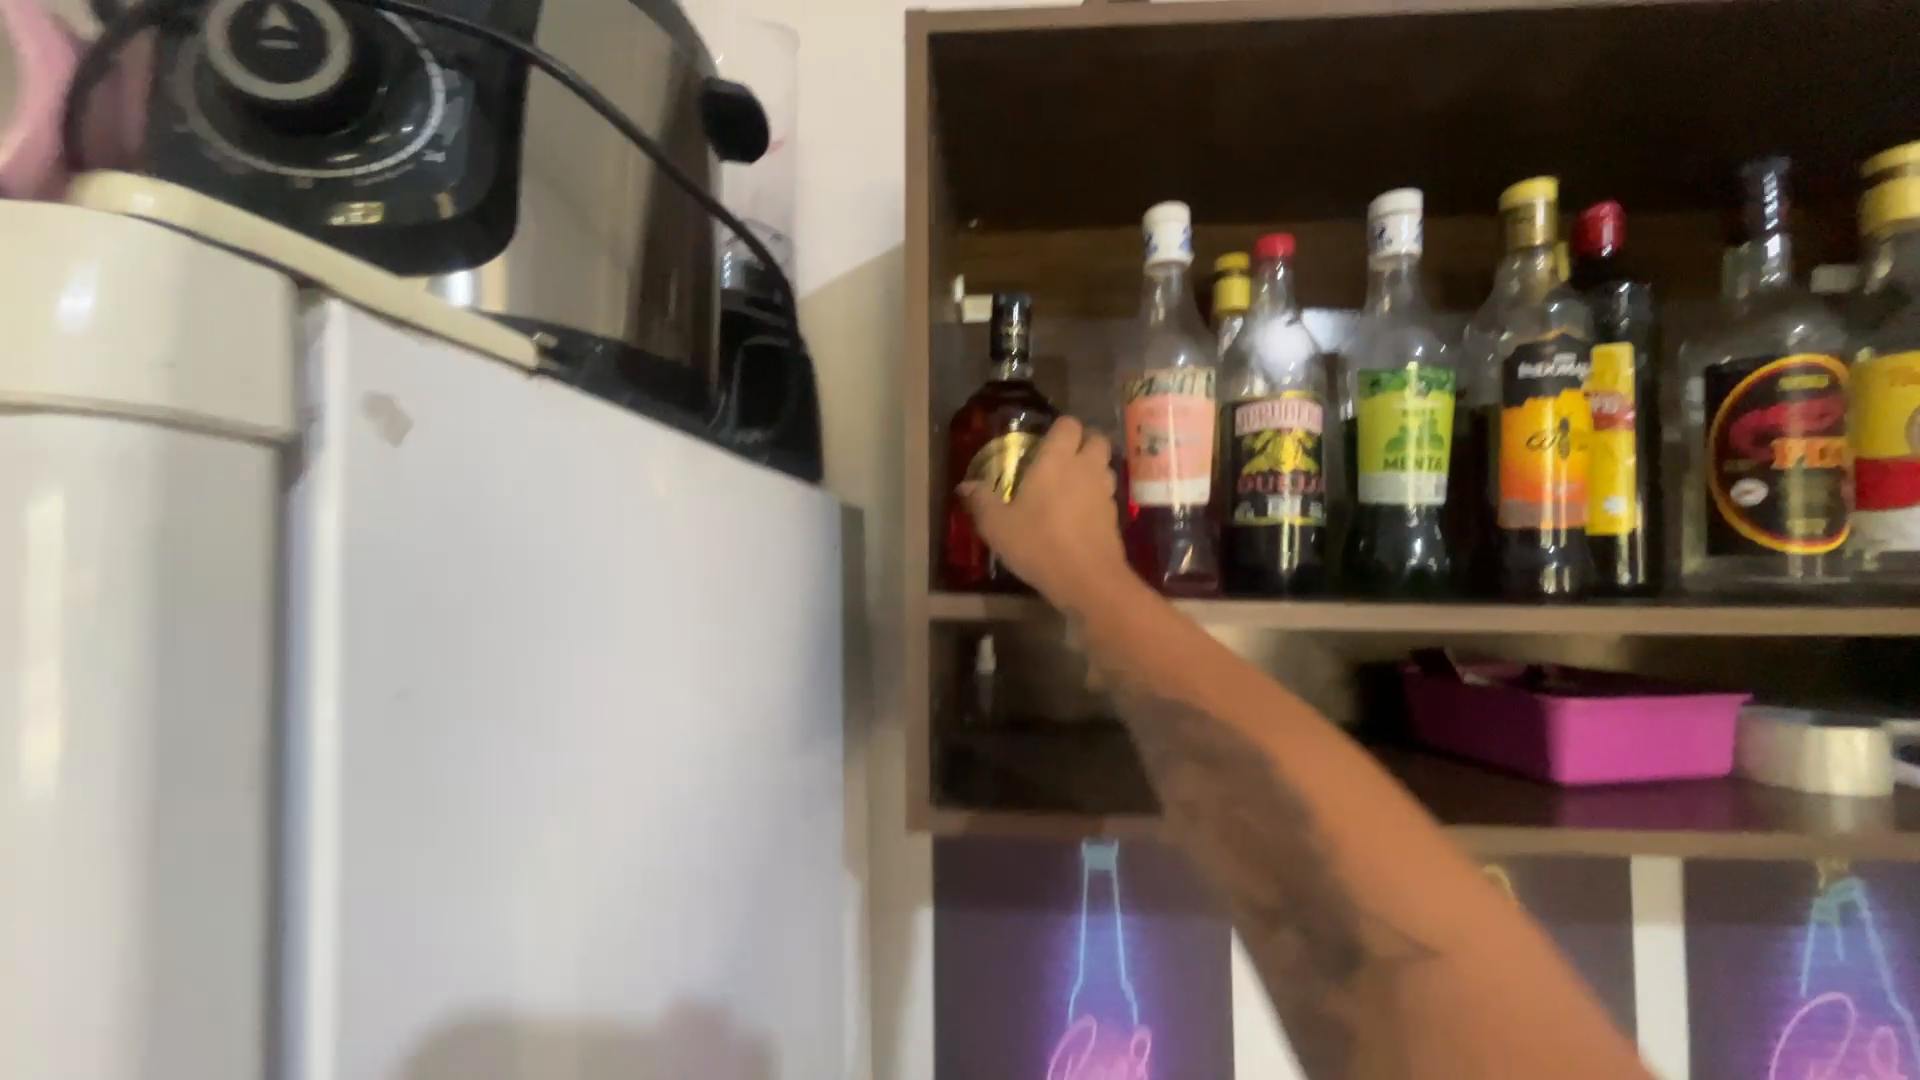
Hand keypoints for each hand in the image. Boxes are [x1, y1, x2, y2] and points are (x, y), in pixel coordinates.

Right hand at [958, 417, 1129, 610]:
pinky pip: (1107, 496)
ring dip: (1092, 470)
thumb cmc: (1038, 543)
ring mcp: (1105, 492)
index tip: (1045, 440)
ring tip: (1071, 486)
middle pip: (1097, 439)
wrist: (1087, 579)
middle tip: (1062, 459)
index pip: (1068, 425)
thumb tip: (965, 486)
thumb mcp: (997, 526)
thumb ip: (981, 501)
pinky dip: (1096, 499)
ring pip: (1105, 467)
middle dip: (1084, 443)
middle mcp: (1086, 468)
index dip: (1060, 428)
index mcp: (1057, 460)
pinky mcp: (1115, 517)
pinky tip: (1079, 516)